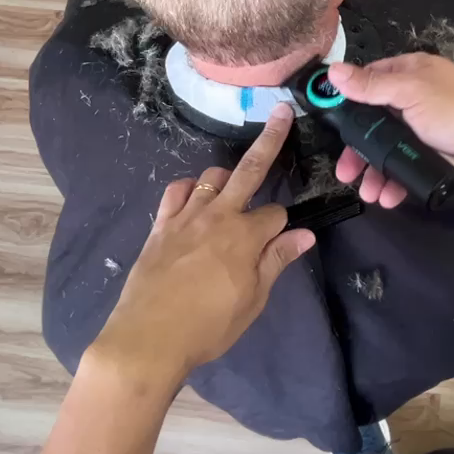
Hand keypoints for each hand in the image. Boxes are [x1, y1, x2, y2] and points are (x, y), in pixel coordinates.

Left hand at [92, 104, 316, 380]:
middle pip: (250, 169)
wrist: (147, 340)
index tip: (279, 242)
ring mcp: (186, 217)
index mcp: (246, 236)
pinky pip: (176, 191)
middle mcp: (219, 215)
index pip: (276, 215)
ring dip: (226, 178)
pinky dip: (188, 189)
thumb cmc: (208, 326)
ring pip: (212, 178)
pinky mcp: (160, 225)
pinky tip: (194, 199)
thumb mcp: (253, 300)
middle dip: (271, 140)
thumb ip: (277, 261)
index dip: (281, 227)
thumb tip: (306, 234)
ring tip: (231, 193)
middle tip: (282, 113)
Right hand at [328, 54, 453, 207]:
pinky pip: (404, 164)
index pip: (372, 77)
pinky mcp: (431, 153)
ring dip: (374, 170)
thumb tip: (332, 71)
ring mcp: (424, 127)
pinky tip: (387, 196)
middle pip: (375, 119)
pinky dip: (394, 180)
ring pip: (388, 147)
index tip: (329, 119)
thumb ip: (371, 86)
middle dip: (359, 147)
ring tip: (367, 192)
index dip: (350, 96)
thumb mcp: (410, 93)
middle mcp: (417, 96)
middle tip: (344, 171)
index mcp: (413, 71)